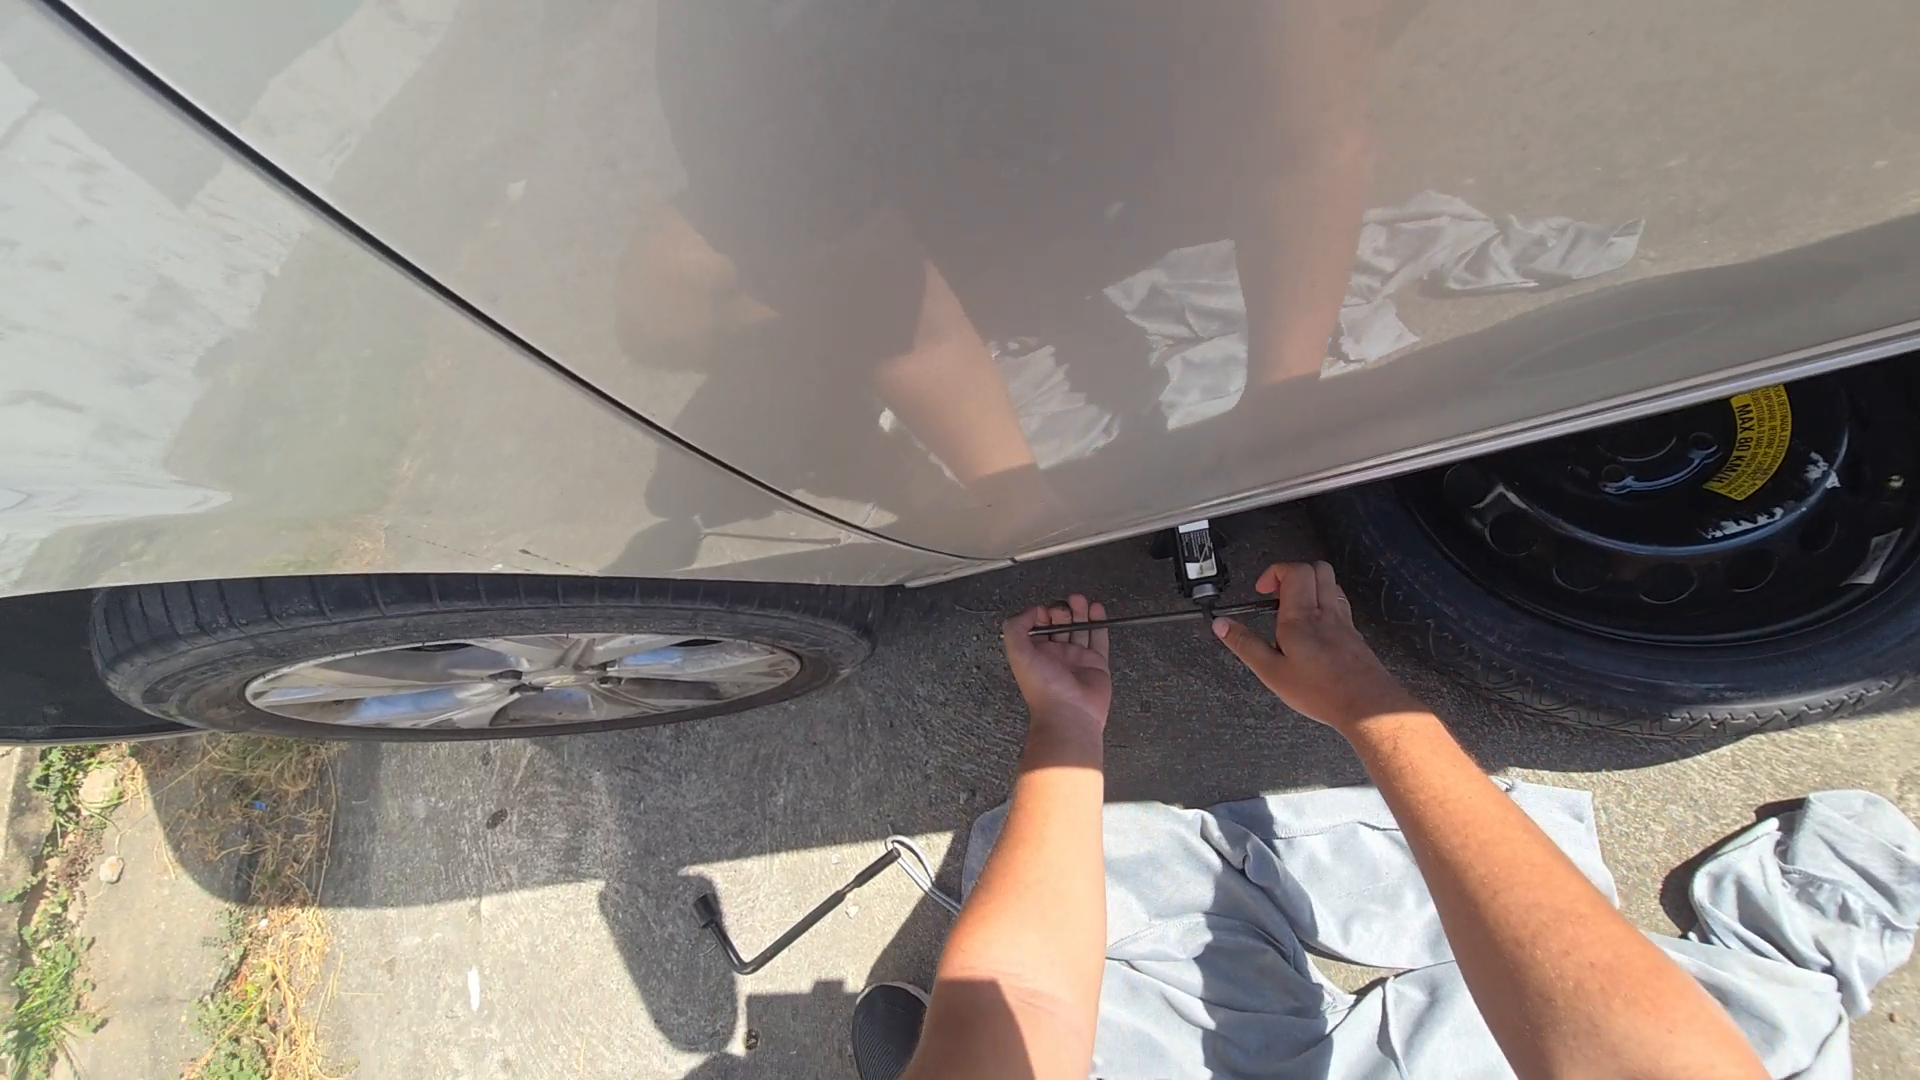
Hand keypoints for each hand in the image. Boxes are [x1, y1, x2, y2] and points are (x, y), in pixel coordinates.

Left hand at [1002, 595, 1112, 730]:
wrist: (1069, 713)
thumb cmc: (1044, 689)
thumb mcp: (1018, 653)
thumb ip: (1016, 628)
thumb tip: (1029, 612)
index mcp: (1036, 653)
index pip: (1038, 626)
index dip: (1041, 614)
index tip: (1045, 610)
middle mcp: (1056, 655)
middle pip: (1060, 625)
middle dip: (1062, 610)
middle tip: (1066, 603)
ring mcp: (1077, 658)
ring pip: (1080, 629)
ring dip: (1080, 612)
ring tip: (1080, 599)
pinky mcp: (1096, 663)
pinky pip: (1099, 639)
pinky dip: (1099, 623)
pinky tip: (1097, 610)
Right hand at [1212, 562, 1422, 732]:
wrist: (1369, 707)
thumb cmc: (1323, 692)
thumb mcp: (1271, 672)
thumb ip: (1244, 644)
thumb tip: (1221, 625)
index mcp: (1301, 618)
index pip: (1293, 571)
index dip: (1274, 572)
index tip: (1262, 590)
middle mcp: (1325, 613)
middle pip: (1317, 568)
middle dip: (1292, 573)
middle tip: (1277, 593)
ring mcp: (1343, 622)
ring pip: (1331, 583)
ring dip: (1311, 585)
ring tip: (1293, 606)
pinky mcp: (1354, 634)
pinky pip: (1340, 604)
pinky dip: (1324, 603)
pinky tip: (1315, 625)